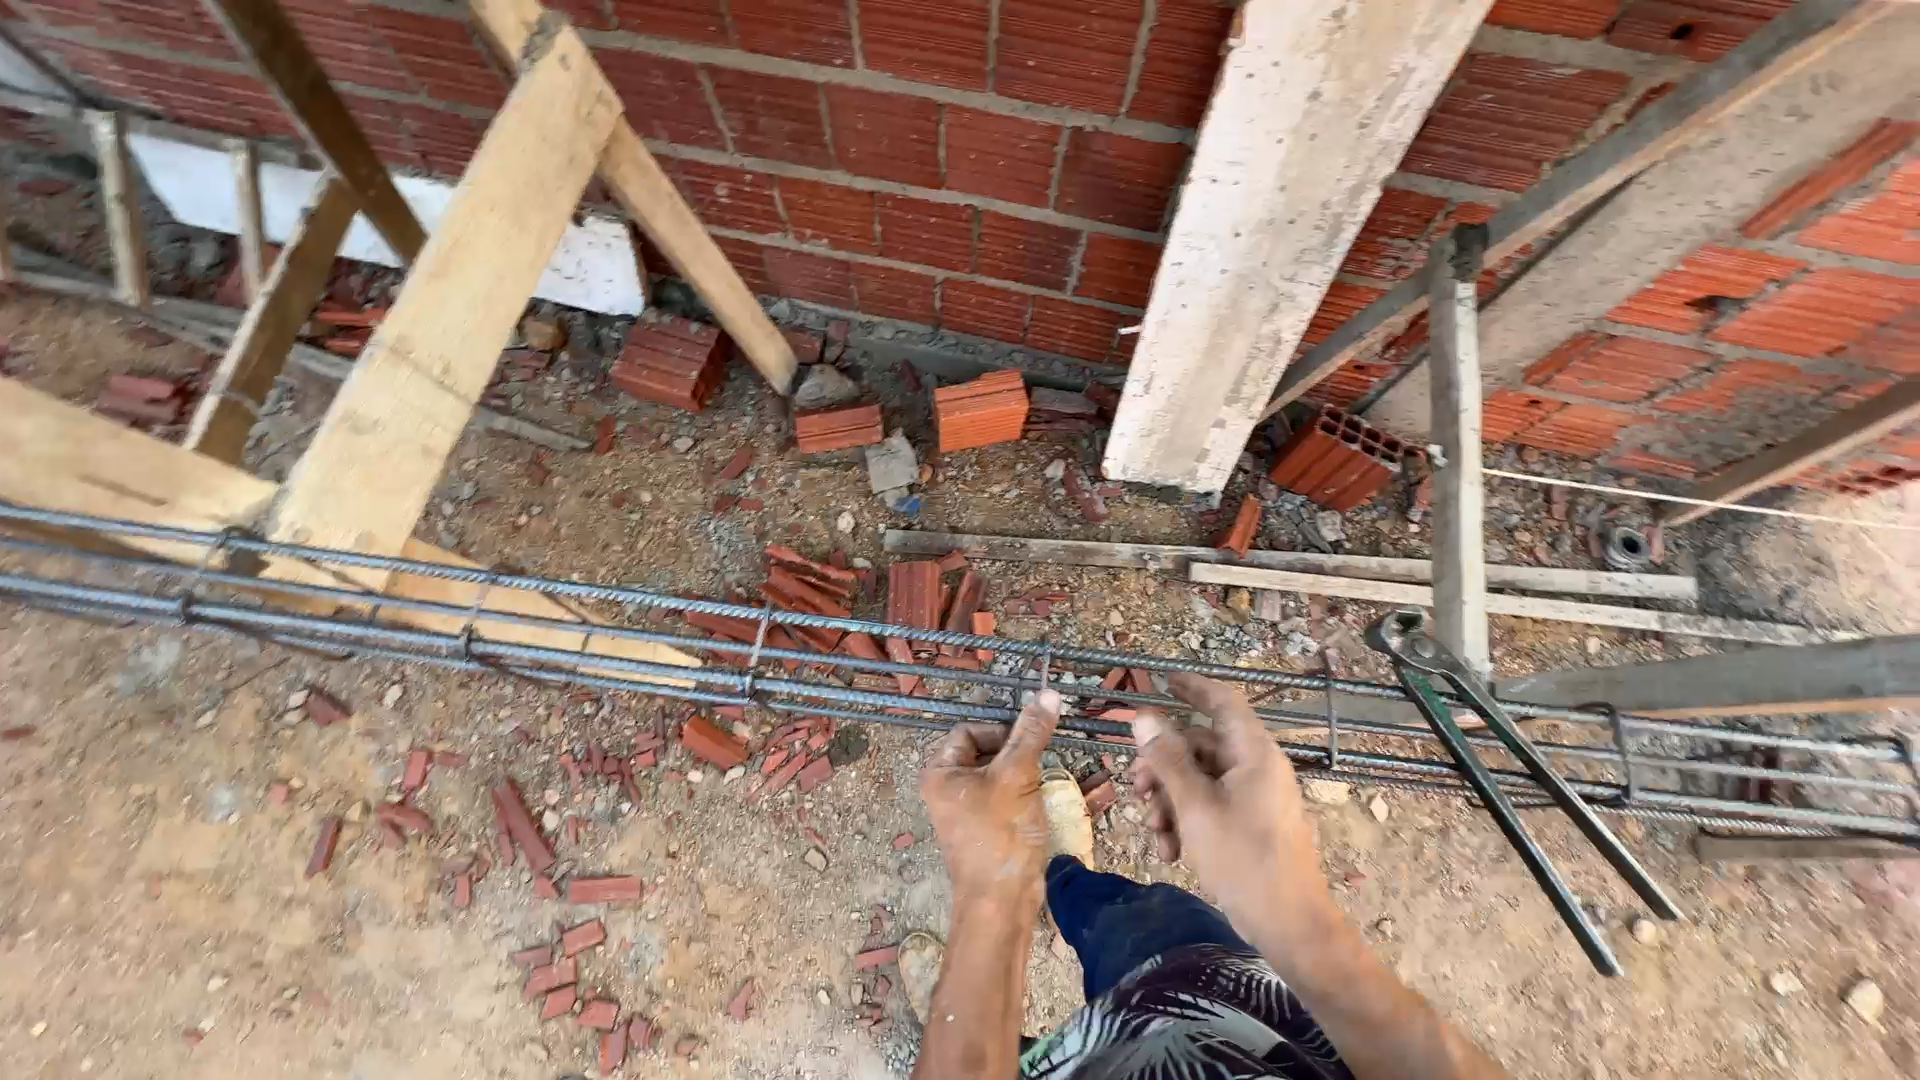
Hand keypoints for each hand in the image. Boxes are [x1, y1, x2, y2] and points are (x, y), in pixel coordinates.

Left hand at [920, 690, 1061, 902]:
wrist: (1002, 903)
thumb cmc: (1000, 834)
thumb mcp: (1017, 775)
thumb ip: (1032, 734)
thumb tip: (1048, 695)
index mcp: (940, 773)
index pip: (969, 732)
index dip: (1000, 731)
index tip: (1028, 742)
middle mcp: (948, 791)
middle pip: (987, 753)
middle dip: (1019, 755)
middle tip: (1041, 762)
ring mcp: (967, 814)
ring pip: (1002, 778)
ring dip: (1029, 776)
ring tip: (1048, 782)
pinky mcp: (988, 832)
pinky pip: (1009, 802)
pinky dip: (1030, 797)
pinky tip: (1051, 801)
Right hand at [1129, 672, 1334, 937]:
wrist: (1289, 926)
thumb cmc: (1244, 860)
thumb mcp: (1195, 806)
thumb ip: (1168, 759)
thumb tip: (1144, 717)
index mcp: (1253, 753)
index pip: (1223, 701)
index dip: (1192, 687)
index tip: (1162, 680)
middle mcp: (1256, 767)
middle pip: (1199, 746)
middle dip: (1162, 767)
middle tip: (1135, 788)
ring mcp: (1255, 797)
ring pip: (1199, 780)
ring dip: (1169, 801)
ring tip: (1154, 832)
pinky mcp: (1250, 824)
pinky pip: (1210, 807)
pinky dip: (1186, 822)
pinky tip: (1169, 850)